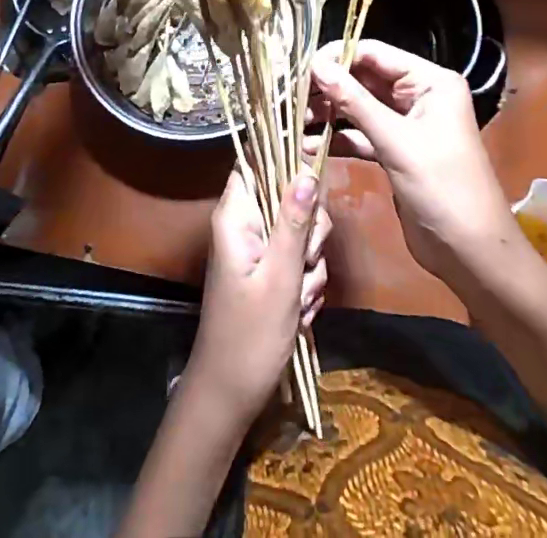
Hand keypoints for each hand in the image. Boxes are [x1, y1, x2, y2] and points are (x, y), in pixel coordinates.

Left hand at [185, 168, 330, 423]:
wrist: (231, 392)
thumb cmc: (250, 335)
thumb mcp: (280, 277)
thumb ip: (294, 223)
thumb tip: (307, 170)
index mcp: (235, 217)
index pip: (255, 162)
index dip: (285, 154)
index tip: (316, 166)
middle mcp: (244, 225)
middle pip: (289, 197)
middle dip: (310, 231)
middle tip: (305, 263)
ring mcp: (257, 248)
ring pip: (301, 232)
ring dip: (310, 265)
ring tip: (299, 298)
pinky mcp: (269, 270)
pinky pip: (299, 260)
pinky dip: (306, 283)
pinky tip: (299, 310)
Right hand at [308, 40, 526, 295]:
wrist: (470, 249)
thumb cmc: (442, 186)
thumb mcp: (396, 141)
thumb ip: (354, 102)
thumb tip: (316, 66)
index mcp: (430, 82)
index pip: (375, 54)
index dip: (336, 57)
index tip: (298, 69)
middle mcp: (418, 96)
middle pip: (364, 79)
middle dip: (328, 87)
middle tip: (289, 97)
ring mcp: (406, 125)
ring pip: (359, 109)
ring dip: (328, 114)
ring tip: (293, 122)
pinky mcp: (394, 151)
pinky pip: (360, 136)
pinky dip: (337, 139)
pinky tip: (306, 147)